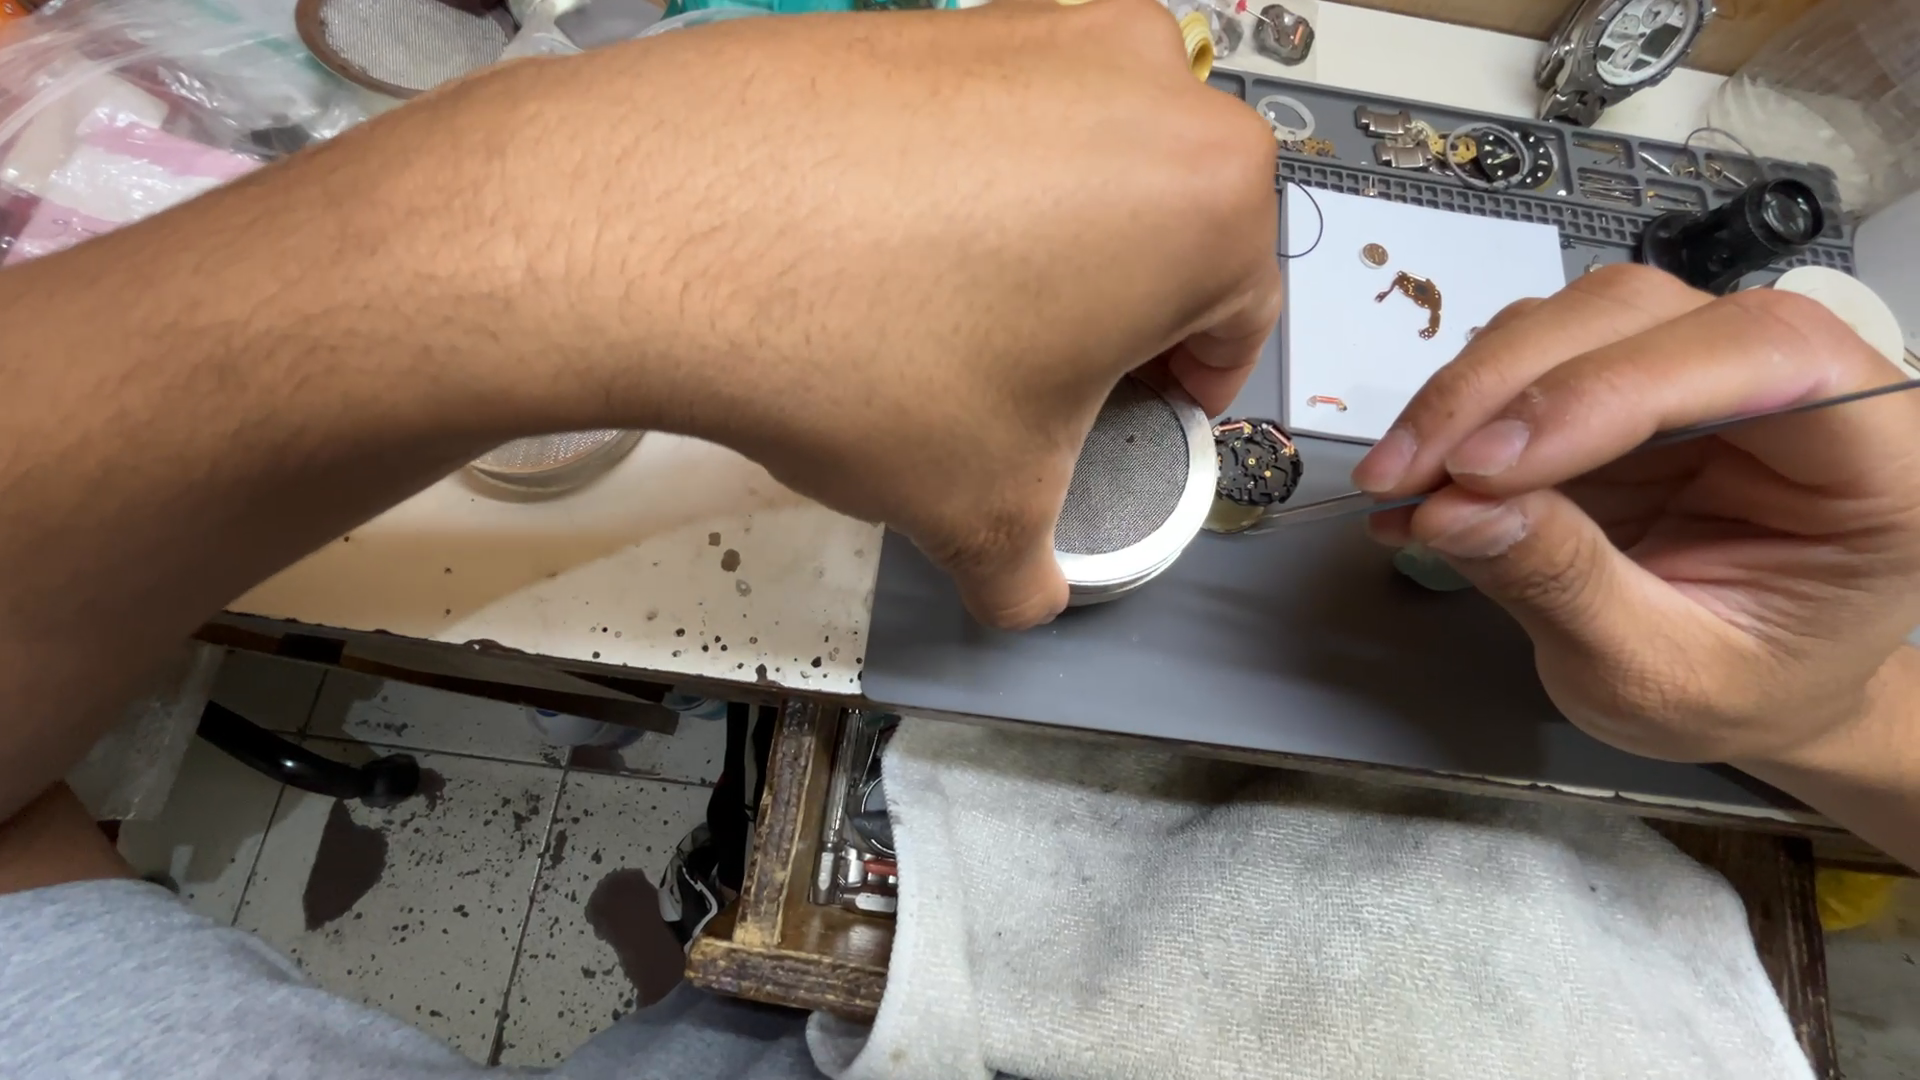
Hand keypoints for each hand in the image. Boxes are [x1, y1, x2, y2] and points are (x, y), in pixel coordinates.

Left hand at [338, 0, 1278, 628]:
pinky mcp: (948, 20)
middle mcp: (1147, 83)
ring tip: (961, 337)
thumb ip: (1032, 574)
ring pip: (1090, 186)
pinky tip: (904, 266)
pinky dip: (983, 207)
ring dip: (1052, 268)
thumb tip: (1029, 594)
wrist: (669, 230)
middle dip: (1118, 333)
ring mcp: (1041, 30)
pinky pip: (1006, 136)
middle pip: (1166, 249)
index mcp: (1208, 198)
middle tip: (1042, 395)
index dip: (1182, 396)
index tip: (1130, 425)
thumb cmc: (868, 360)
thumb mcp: (984, 508)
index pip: (1237, 322)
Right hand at [1352, 265, 1919, 764]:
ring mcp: (1683, 381)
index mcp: (1873, 458)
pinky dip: (1445, 419)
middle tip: (1392, 478)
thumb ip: (1562, 585)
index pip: (1761, 355)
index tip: (1476, 474)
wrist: (1731, 695)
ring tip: (1391, 485)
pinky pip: (1512, 366)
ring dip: (1456, 399)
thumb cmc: (1729, 696)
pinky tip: (1408, 485)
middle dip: (1490, 391)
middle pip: (1629, 315)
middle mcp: (1785, 388)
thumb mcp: (1650, 672)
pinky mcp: (1602, 397)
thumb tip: (1444, 510)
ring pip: (1557, 324)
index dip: (1603, 391)